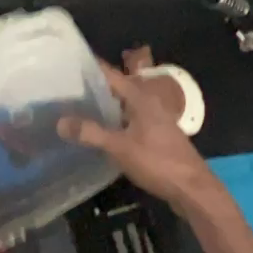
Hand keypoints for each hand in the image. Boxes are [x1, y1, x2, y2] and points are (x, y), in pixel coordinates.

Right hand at [58, 61, 231, 215]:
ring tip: (73, 109)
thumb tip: (60, 121)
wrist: (191, 187)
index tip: (65, 64)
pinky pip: (127, 122)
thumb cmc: (158, 161)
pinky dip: (111, 123)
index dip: (89, 68)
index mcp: (140, 98)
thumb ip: (91, 133)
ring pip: (121, 107)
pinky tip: (96, 133)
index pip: (111, 74)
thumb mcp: (120, 147)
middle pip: (115, 89)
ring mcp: (153, 120)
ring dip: (101, 108)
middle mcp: (147, 103)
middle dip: (92, 89)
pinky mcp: (154, 136)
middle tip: (62, 90)